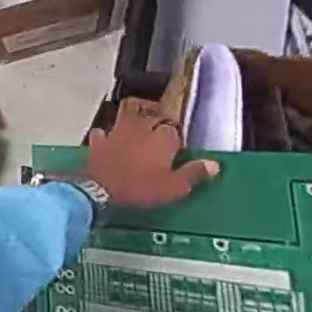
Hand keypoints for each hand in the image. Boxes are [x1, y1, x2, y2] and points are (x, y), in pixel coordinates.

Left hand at [82, 111, 219, 209]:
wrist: (100, 190)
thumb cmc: (142, 188)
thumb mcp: (175, 187)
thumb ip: (194, 173)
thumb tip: (214, 164)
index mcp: (162, 138)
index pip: (173, 130)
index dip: (174, 140)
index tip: (174, 152)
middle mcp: (139, 129)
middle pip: (150, 121)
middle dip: (154, 129)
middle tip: (156, 146)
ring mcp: (115, 132)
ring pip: (127, 123)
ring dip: (132, 129)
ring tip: (136, 142)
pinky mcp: (97, 141)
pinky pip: (103, 133)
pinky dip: (107, 137)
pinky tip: (109, 144)